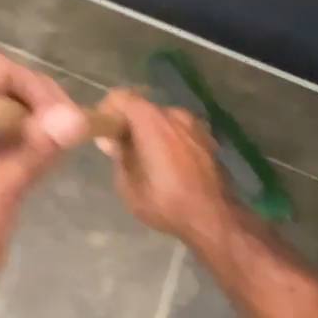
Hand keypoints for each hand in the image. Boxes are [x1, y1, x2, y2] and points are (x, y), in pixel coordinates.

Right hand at [98, 89, 241, 255]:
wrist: (214, 220)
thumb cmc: (165, 201)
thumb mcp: (128, 184)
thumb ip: (118, 154)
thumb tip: (111, 139)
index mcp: (151, 120)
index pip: (120, 97)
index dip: (107, 110)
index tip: (102, 131)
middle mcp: (174, 114)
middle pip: (143, 108)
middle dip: (129, 124)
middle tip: (121, 148)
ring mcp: (195, 125)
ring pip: (163, 119)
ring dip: (151, 132)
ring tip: (147, 158)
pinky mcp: (209, 139)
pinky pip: (180, 131)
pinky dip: (170, 140)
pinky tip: (170, 164)